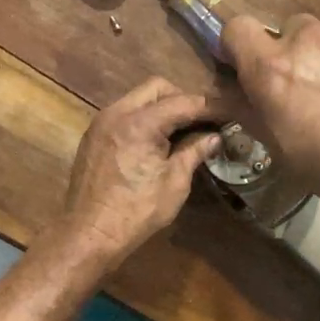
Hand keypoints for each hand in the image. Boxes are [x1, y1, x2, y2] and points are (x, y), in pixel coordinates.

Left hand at [54, 78, 221, 267]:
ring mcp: (101, 122)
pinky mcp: (94, 136)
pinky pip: (125, 114)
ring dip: (162, 108)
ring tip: (182, 131)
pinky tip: (157, 141)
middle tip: (203, 121)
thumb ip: (195, 152)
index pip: (182, 102)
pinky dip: (144, 119)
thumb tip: (215, 137)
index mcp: (140, 123)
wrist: (91, 232)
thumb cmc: (137, 211)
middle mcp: (117, 113)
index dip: (209, 107)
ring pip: (138, 99)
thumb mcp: (175, 182)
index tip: (228, 113)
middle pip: (156, 88)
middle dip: (183, 99)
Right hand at [221, 14, 319, 228]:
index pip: (236, 29)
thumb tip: (224, 95)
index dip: (241, 47)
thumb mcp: (285, 153)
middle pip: (288, 32)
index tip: (253, 68)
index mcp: (274, 71)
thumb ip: (250, 113)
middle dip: (294, 57)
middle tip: (315, 96)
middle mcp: (309, 39)